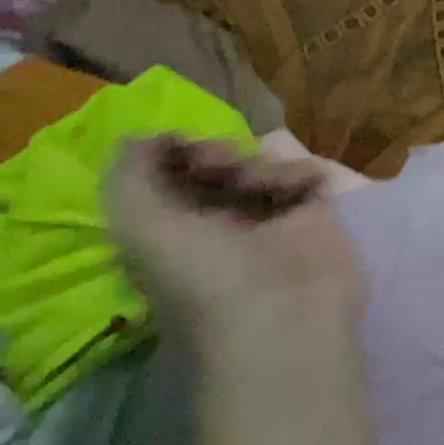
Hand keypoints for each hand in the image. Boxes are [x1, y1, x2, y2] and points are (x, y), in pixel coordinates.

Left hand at [105, 136, 363, 340]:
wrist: (284, 309)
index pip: (163, 175)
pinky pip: (306, 173)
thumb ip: (129, 176)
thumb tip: (144, 135)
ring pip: (261, 163)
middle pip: (213, 164)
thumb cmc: (203, 273)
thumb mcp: (141, 228)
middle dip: (217, 152)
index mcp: (163, 229)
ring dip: (262, 163)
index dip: (169, 153)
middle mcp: (211, 220)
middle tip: (223, 163)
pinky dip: (303, 171)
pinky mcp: (313, 212)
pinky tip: (305, 185)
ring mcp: (266, 216)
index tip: (181, 146)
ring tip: (270, 182)